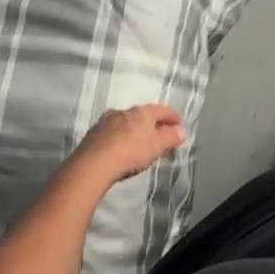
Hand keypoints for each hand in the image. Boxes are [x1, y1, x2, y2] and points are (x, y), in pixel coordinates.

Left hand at [69, 105, 186, 183]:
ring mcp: (105, 122)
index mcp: (141, 112)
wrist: (93, 164)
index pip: (161, 109)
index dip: (171, 116)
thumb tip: (182, 130)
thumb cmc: (131, 152)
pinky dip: (119, 138)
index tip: (179, 124)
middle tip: (159, 134)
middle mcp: (123, 111)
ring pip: (125, 123)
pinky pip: (112, 133)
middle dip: (152, 124)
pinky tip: (120, 148)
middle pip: (142, 115)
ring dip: (134, 130)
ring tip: (139, 142)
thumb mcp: (157, 146)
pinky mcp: (92, 134)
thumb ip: (171, 137)